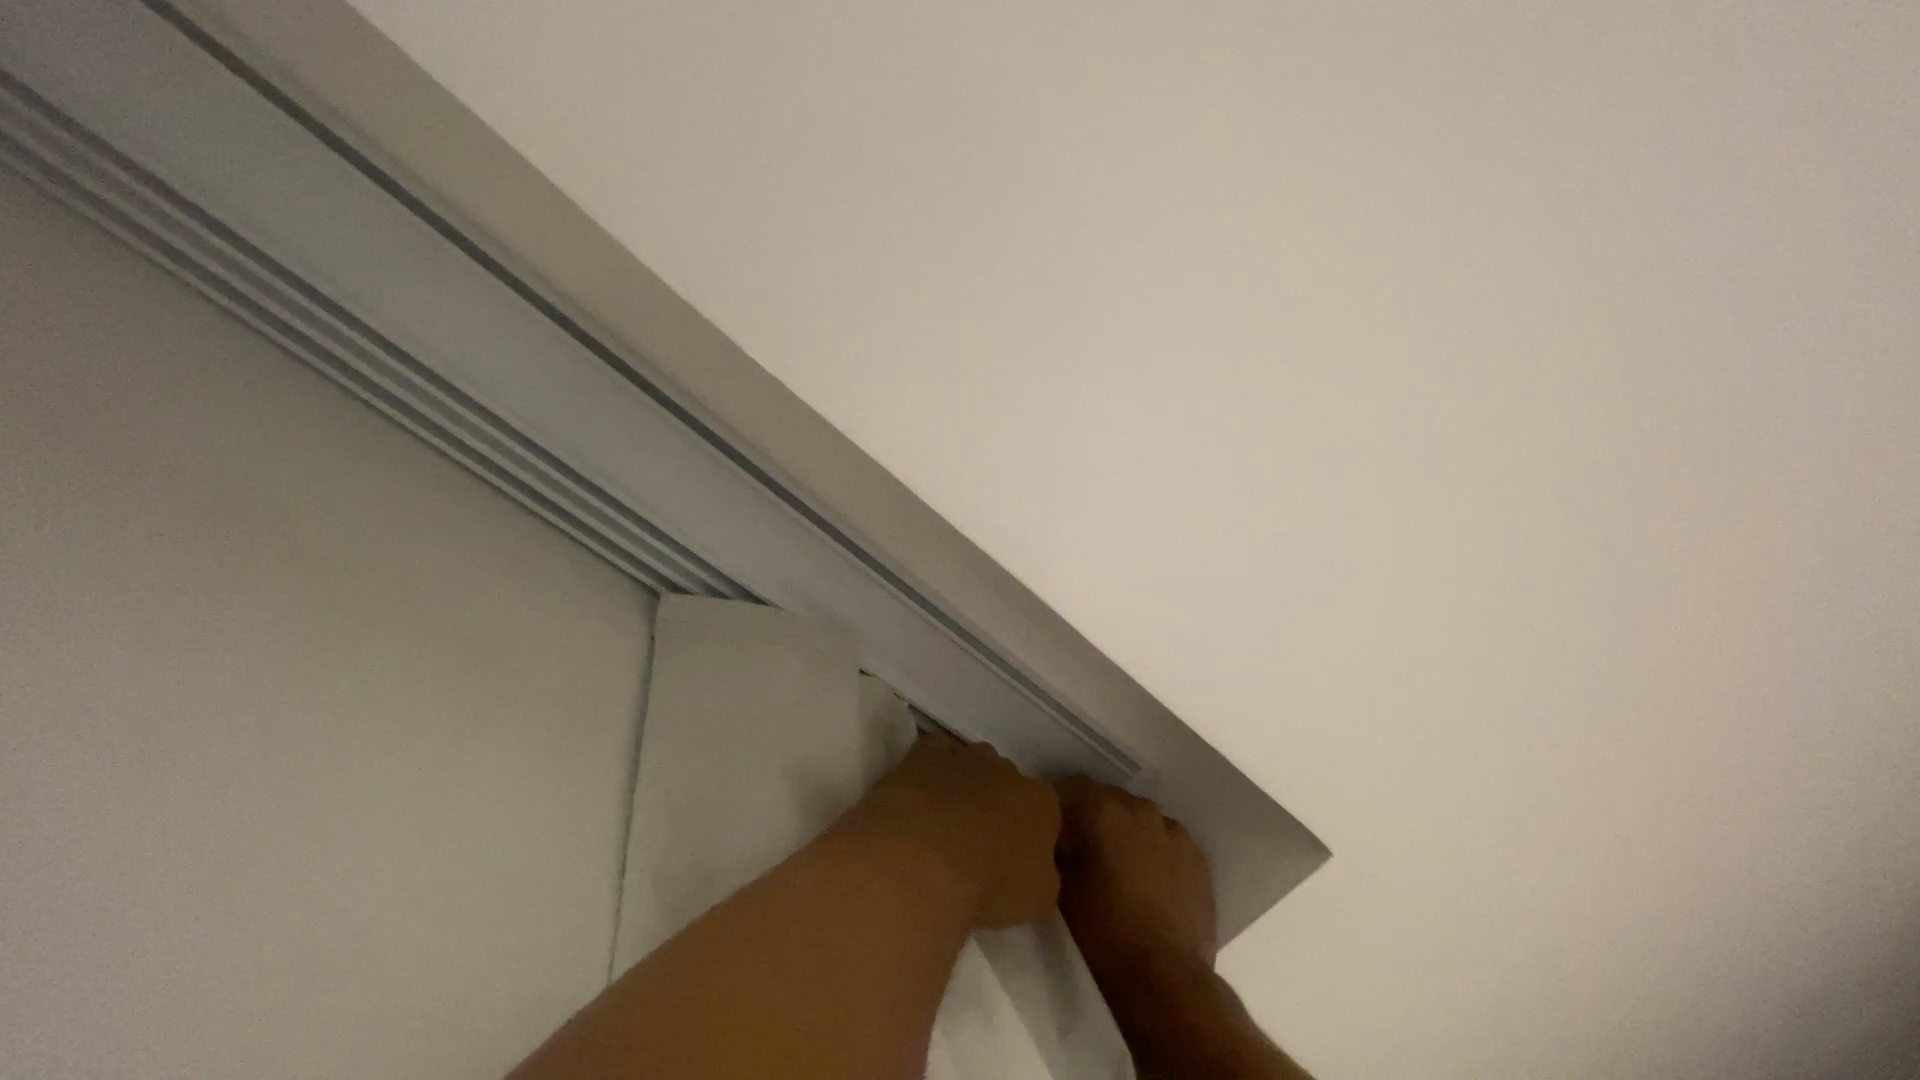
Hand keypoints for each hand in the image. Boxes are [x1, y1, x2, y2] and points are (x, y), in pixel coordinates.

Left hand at [848, 732, 1060, 929]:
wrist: (923, 864)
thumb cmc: (987, 887)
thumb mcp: (1036, 899)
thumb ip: (1042, 875)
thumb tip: (1037, 867)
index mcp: (1041, 803)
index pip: (1047, 811)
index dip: (1033, 833)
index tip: (1017, 859)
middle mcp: (1007, 771)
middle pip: (1008, 784)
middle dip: (997, 806)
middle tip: (980, 843)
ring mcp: (964, 758)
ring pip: (973, 764)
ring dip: (965, 786)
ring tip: (945, 822)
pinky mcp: (923, 756)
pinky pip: (935, 751)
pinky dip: (932, 767)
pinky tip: (922, 791)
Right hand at [1056, 777, 1216, 981]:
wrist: (1162, 973)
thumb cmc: (1101, 927)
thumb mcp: (1061, 885)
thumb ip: (1058, 848)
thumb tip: (1056, 835)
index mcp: (1103, 809)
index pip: (1072, 785)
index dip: (1060, 806)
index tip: (1053, 829)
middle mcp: (1141, 809)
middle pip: (1110, 800)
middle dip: (1095, 818)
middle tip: (1084, 850)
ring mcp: (1175, 831)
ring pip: (1142, 820)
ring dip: (1128, 834)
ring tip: (1120, 869)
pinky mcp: (1198, 857)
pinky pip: (1168, 842)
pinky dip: (1155, 853)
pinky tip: (1150, 883)